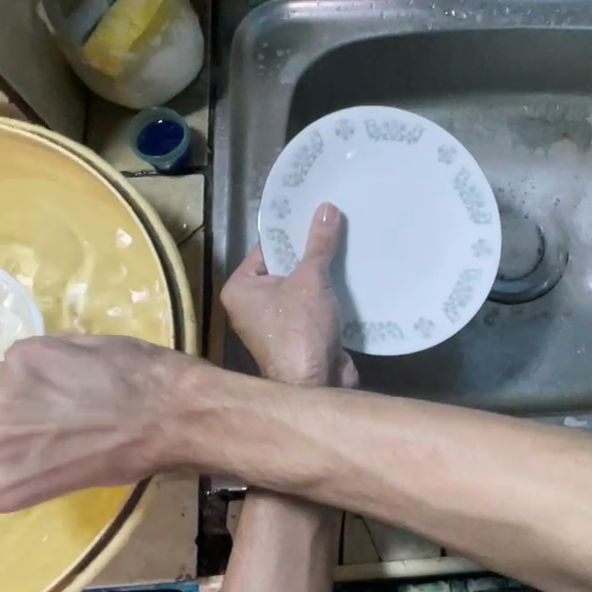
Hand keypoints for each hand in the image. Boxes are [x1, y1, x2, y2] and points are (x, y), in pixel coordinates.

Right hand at [0, 334, 201, 512]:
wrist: (172, 412)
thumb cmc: (125, 455)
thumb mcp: (52, 481)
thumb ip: (6, 462)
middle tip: (26, 408)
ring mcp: (4, 391)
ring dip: (21, 381)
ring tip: (69, 390)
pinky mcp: (29, 352)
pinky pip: (21, 351)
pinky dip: (45, 356)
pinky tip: (80, 367)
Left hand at [222, 203, 356, 388]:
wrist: (317, 384)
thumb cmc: (299, 329)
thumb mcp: (310, 279)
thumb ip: (319, 243)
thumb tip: (327, 207)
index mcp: (240, 289)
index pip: (266, 249)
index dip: (291, 233)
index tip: (315, 216)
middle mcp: (252, 306)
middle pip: (285, 267)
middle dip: (310, 253)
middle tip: (336, 227)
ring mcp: (276, 323)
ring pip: (302, 287)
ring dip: (323, 275)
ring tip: (348, 247)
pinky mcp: (300, 335)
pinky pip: (314, 306)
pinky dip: (330, 295)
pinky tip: (351, 277)